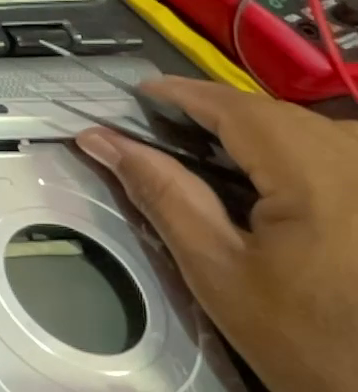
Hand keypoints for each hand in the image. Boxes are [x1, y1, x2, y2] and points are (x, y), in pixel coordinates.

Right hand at [75, 77, 357, 391]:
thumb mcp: (218, 271)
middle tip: (162, 131)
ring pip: (318, 132)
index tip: (136, 93)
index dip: (183, 93)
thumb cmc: (310, 341)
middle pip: (280, 117)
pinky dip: (301, 155)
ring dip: (261, 133)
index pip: (239, 109)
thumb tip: (99, 138)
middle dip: (218, 114)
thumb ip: (162, 193)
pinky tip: (275, 182)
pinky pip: (344, 156)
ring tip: (214, 154)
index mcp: (321, 180)